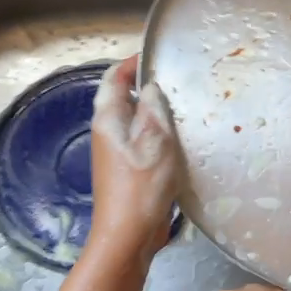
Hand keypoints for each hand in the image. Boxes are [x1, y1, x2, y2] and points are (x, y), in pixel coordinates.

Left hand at [88, 56, 181, 257]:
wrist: (127, 234)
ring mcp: (115, 151)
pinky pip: (142, 139)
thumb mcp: (155, 141)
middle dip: (147, 85)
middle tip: (178, 80)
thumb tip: (151, 87)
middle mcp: (107, 131)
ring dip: (155, 110)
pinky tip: (179, 138)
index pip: (114, 79)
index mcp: (108, 119)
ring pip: (135, 119)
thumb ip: (153, 109)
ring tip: (183, 105)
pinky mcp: (127, 168)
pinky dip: (158, 131)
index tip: (158, 56)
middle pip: (123, 98)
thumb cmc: (141, 185)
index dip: (132, 63)